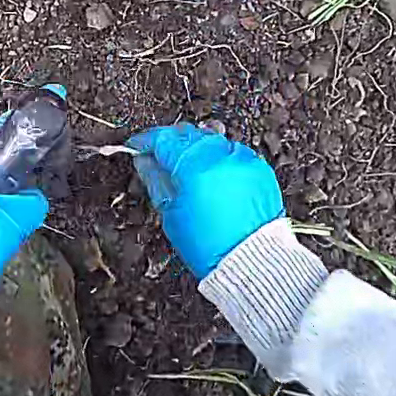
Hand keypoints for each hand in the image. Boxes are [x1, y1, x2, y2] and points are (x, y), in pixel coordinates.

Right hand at [128, 123, 284, 277]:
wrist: (252, 262)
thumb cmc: (210, 245)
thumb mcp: (171, 214)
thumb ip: (156, 181)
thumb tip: (144, 161)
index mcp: (195, 166)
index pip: (164, 139)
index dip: (146, 142)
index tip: (137, 146)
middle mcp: (221, 155)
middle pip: (187, 134)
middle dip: (170, 143)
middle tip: (158, 159)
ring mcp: (242, 159)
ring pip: (210, 139)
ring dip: (194, 148)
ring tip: (186, 170)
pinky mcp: (258, 166)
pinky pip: (231, 151)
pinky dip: (217, 158)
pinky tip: (211, 175)